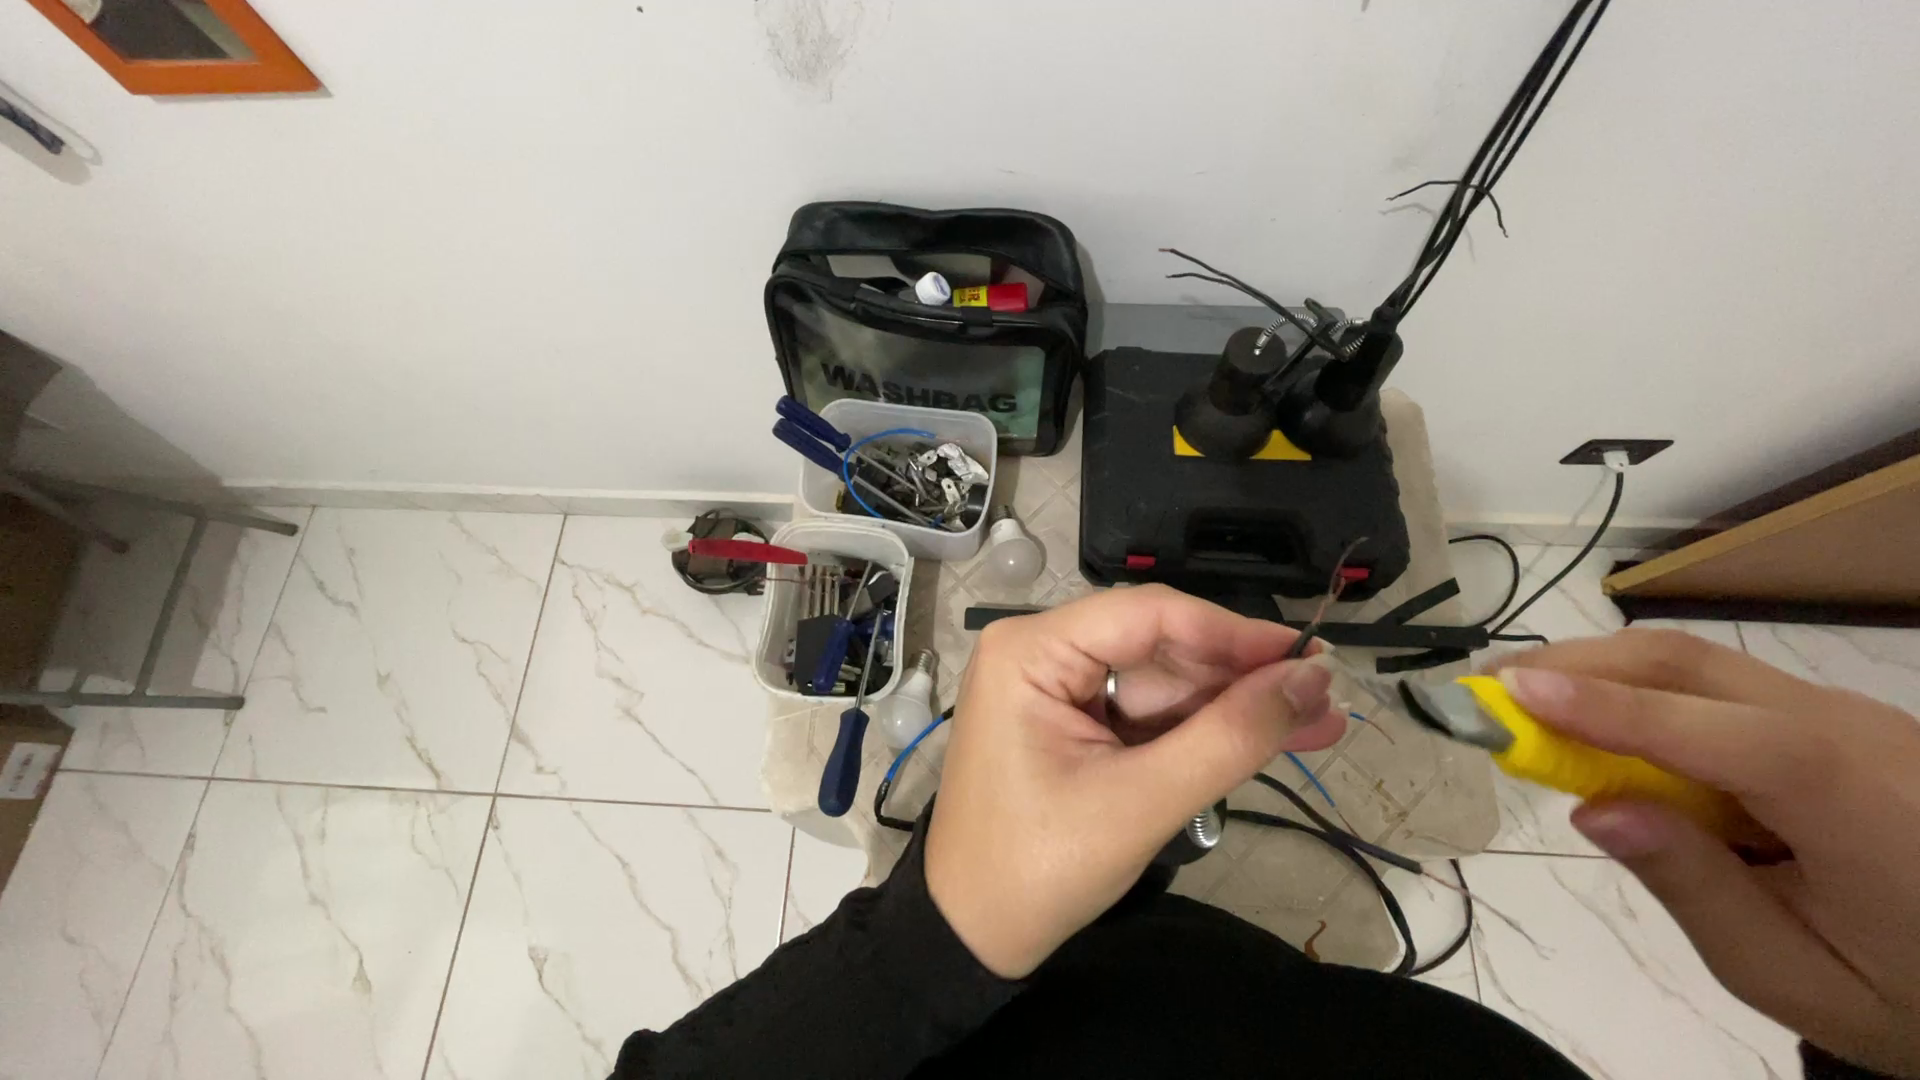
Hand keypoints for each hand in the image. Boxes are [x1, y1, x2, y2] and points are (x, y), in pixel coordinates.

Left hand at [923, 585, 1345, 978]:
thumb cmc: (1041, 867)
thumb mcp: (1142, 801)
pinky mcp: (1070, 720)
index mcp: (1030, 650)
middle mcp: (1038, 650)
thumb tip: (1310, 679)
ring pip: (1159, 680)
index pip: (1146, 614)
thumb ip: (1229, 737)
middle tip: (1323, 697)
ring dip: (1231, 705)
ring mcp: (1053, 686)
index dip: (1232, 632)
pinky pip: (1143, 711)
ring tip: (1316, 723)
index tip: (1308, 657)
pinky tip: (1263, 737)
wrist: (975, 934)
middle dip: (1239, 677)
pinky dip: (1199, 729)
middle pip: (1157, 645)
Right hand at [1496, 629, 1919, 1075]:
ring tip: (1515, 696)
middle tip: (1484, 690)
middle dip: (1574, 667)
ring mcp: (1839, 711)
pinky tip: (1583, 713)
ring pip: (1689, 659)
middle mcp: (1856, 734)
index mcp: (1869, 810)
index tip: (1510, 693)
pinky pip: (1703, 679)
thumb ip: (1697, 890)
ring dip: (1589, 668)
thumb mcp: (1796, 976)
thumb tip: (1595, 810)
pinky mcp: (1816, 710)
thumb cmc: (1909, 990)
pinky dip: (1624, 684)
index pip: (1730, 735)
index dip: (1615, 709)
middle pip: (1690, 666)